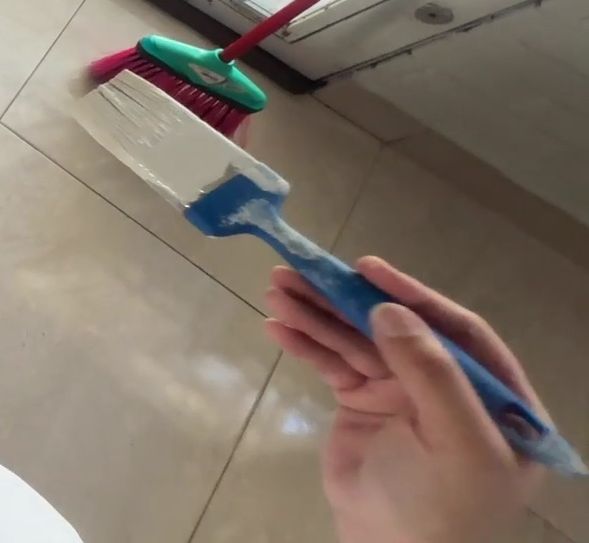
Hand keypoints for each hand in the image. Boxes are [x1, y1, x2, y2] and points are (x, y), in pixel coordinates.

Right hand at [263, 257, 546, 542]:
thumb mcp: (457, 444)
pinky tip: (276, 328)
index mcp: (495, 402)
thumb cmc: (442, 501)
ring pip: (354, 340)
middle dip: (343, 299)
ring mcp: (400, 396)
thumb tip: (387, 309)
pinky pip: (330, 362)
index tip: (366, 268)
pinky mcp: (359, 402)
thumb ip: (432, 376)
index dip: (414, 297)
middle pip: (392, 329)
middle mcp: (448, 391)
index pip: (460, 334)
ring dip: (314, 315)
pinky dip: (303, 343)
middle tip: (293, 272)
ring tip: (273, 293)